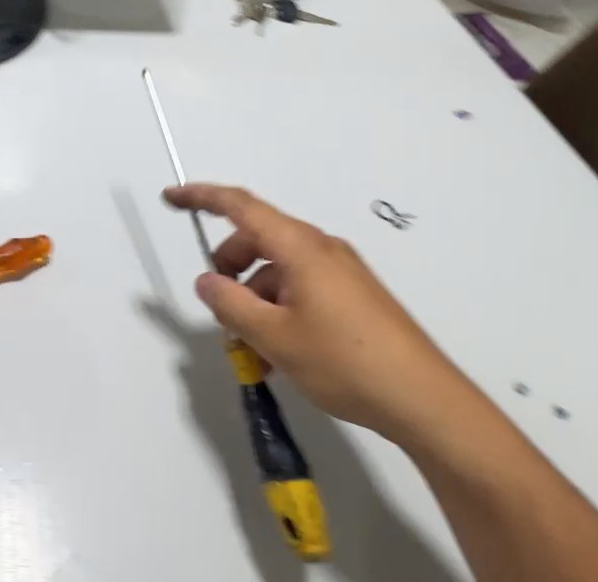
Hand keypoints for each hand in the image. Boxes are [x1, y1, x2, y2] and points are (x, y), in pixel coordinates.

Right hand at [166, 183, 483, 450]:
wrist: (425, 401)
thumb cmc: (345, 361)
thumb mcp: (274, 338)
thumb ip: (231, 305)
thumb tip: (207, 282)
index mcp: (300, 248)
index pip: (241, 207)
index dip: (202, 198)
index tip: (172, 197)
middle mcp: (321, 250)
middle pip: (258, 242)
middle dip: (230, 270)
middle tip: (220, 314)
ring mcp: (342, 273)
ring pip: (279, 272)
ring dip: (255, 301)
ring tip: (255, 353)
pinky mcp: (355, 296)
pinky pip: (302, 289)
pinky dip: (280, 311)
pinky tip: (282, 355)